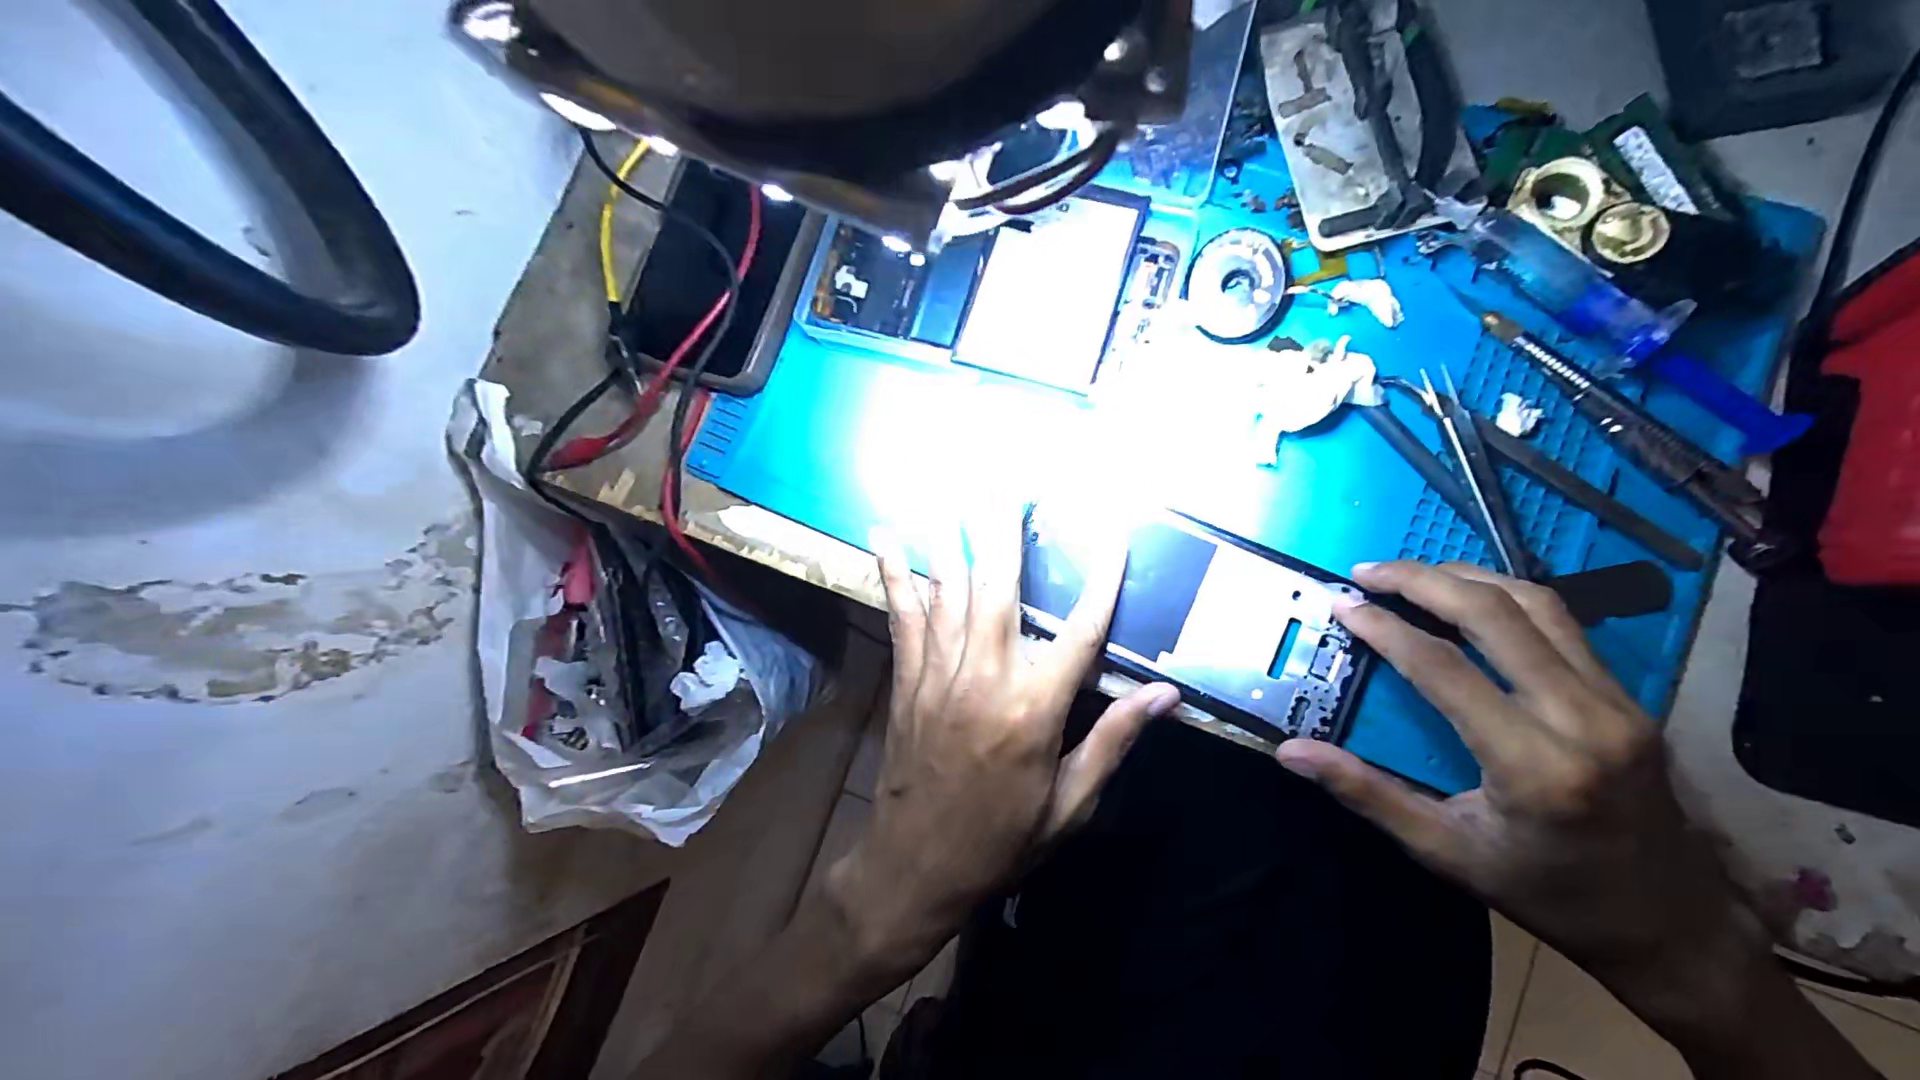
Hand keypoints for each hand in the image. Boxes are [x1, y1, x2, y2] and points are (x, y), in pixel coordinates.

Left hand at [826, 511, 1180, 968]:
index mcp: (1035, 710)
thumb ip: (1114, 740)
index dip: (1104, 582)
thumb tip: (1165, 695)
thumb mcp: (1071, 804)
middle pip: (1002, 589)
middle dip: (1007, 534)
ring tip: (960, 492)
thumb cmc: (1003, 840)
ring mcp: (940, 674)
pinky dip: (895, 572)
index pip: (1081, 632)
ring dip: (956, 538)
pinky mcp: (908, 680)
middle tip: (1012, 486)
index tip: (1116, 538)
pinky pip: (902, 615)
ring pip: (950, 591)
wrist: (917, 866)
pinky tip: (886, 534)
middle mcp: (986, 678)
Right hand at [1275, 562, 1761, 998]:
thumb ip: (1365, 792)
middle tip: (1367, 571)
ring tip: (1410, 573)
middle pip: (1495, 615)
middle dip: (1422, 580)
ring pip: (1537, 604)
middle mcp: (1583, 720)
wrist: (1672, 925)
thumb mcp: (1443, 850)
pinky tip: (1467, 596)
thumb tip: (1290, 752)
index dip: (1385, 628)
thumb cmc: (1545, 892)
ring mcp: (1616, 703)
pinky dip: (1504, 595)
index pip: (1445, 668)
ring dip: (1466, 577)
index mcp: (1533, 765)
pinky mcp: (1628, 697)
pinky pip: (1562, 622)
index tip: (1342, 605)